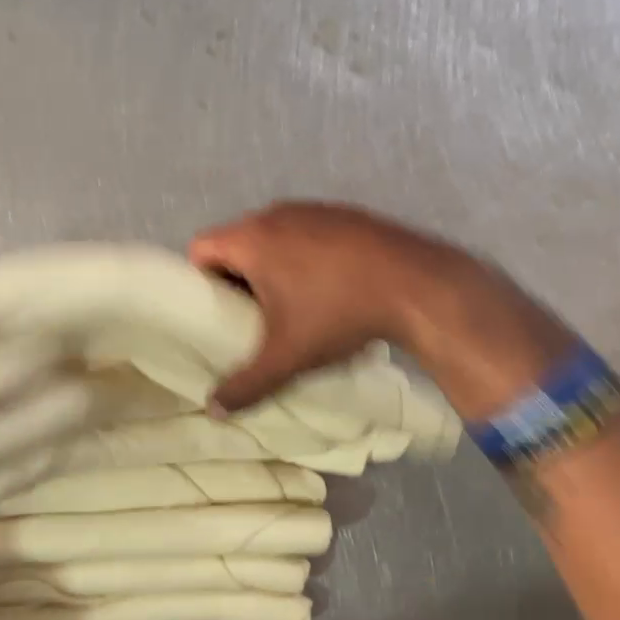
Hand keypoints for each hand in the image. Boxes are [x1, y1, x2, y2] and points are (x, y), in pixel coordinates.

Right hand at [189, 202, 576, 416]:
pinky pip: (307, 234)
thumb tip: (214, 410)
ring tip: (291, 307)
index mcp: (252, 238)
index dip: (201, 280)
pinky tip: (328, 289)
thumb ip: (246, 384)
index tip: (217, 312)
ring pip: (274, 237)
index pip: (201, 248)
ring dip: (273, 268)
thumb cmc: (338, 315)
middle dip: (237, 279)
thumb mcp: (287, 357)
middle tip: (249, 318)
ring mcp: (315, 209)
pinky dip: (305, 258)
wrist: (418, 285)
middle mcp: (277, 214)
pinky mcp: (346, 214)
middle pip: (237, 242)